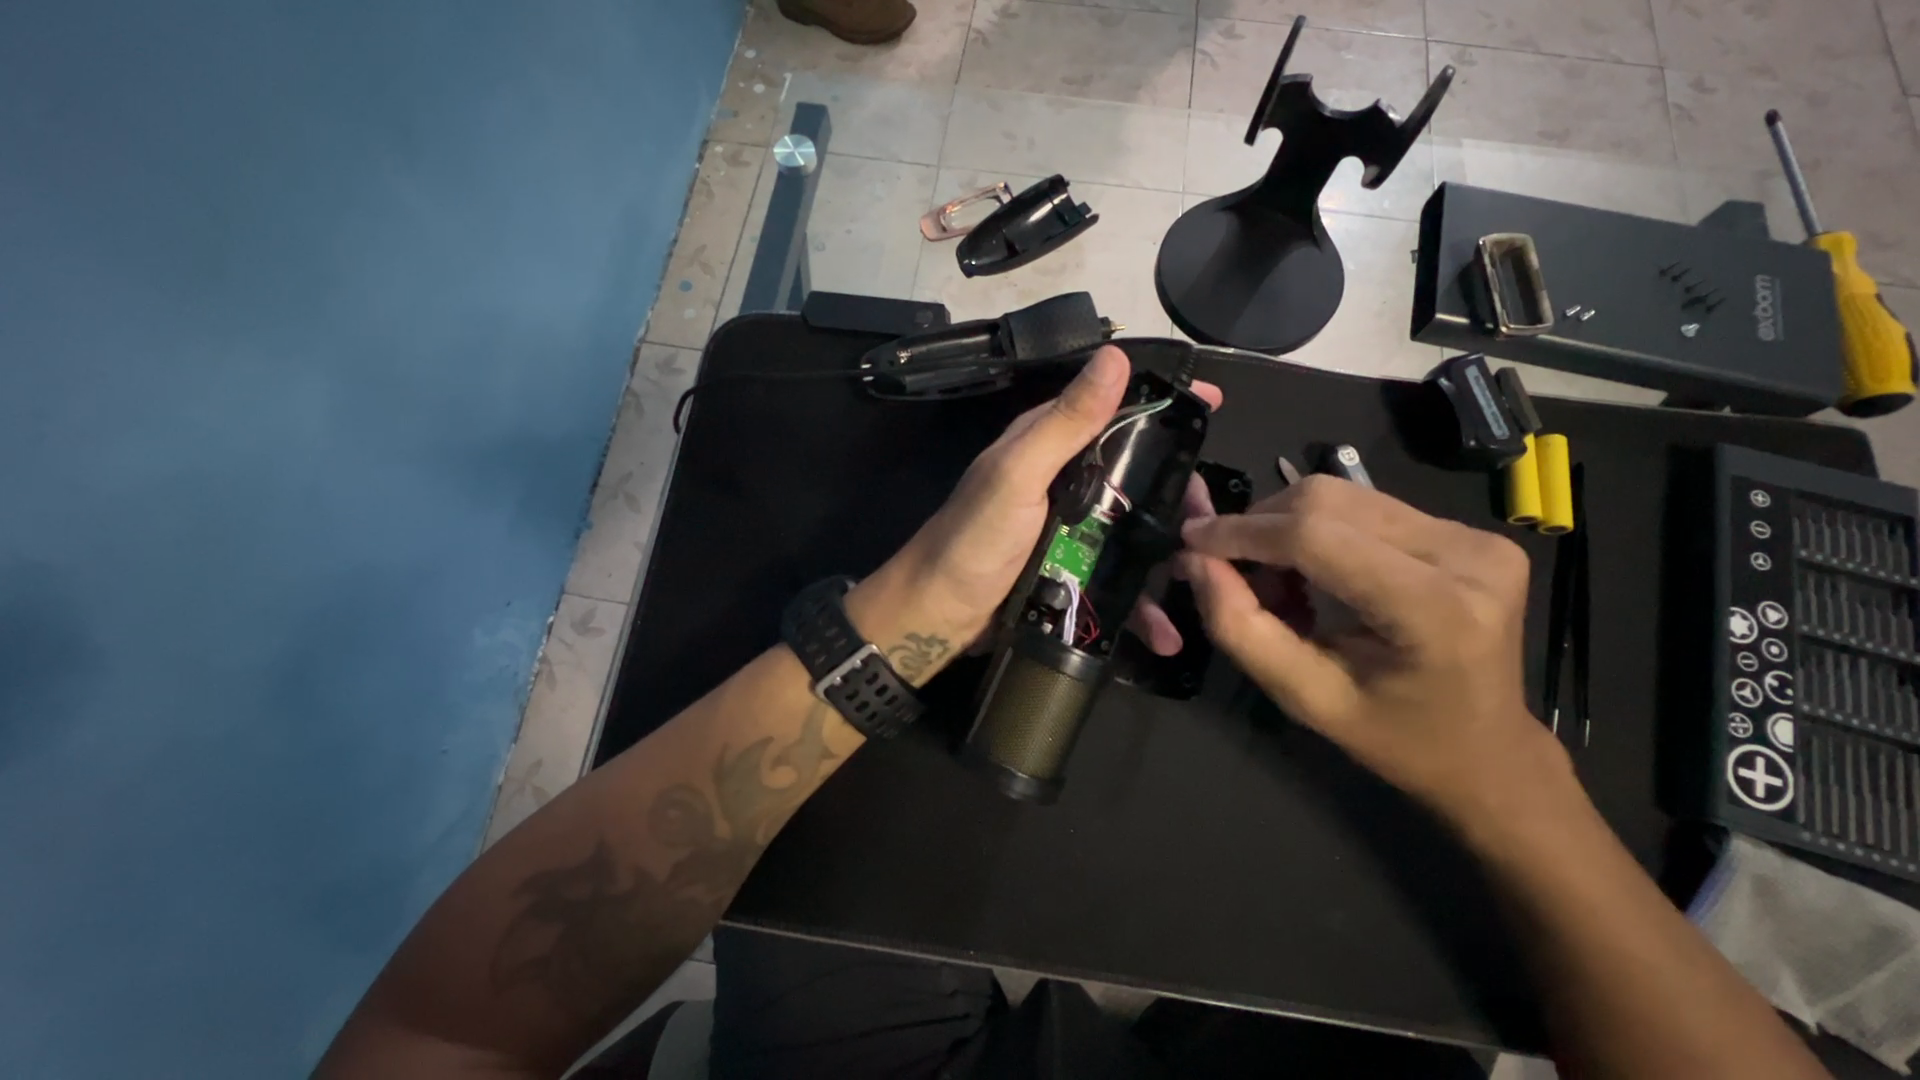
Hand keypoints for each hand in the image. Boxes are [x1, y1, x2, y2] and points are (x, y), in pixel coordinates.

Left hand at [848, 346, 1221, 683]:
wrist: (937, 616)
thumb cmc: (973, 539)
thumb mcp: (1017, 474)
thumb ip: (1064, 423)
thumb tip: (1116, 357)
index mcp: (1048, 446)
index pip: (1114, 409)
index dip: (1163, 404)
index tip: (1213, 406)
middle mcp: (1063, 483)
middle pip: (1135, 473)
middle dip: (1177, 490)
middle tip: (1208, 515)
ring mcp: (1068, 531)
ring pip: (1133, 528)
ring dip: (1168, 549)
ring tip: (1200, 571)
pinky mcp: (1070, 573)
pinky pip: (1116, 579)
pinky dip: (1140, 602)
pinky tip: (1164, 629)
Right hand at [1179, 476, 1563, 824]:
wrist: (1489, 750)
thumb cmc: (1396, 738)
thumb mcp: (1307, 699)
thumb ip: (1243, 630)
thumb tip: (1195, 561)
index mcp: (1434, 610)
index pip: (1317, 537)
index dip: (1244, 532)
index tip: (1191, 540)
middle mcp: (1466, 555)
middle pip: (1329, 500)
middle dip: (1261, 525)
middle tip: (1231, 572)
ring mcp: (1475, 537)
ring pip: (1344, 494)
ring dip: (1287, 525)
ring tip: (1275, 580)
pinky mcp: (1470, 530)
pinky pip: (1367, 506)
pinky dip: (1320, 529)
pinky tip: (1313, 571)